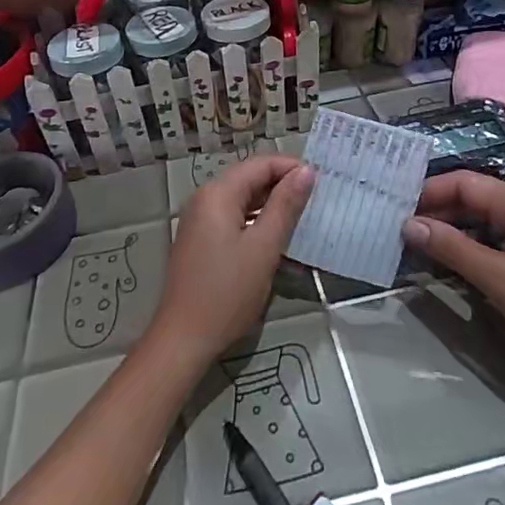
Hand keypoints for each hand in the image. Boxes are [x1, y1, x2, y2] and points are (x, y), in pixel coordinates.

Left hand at [150, 155, 313, 366]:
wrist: (183, 340)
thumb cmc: (227, 291)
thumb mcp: (264, 247)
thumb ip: (285, 205)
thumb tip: (306, 171)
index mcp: (218, 194)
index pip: (260, 164)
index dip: (292, 168)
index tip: (321, 183)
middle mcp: (205, 199)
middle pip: (250, 178)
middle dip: (284, 185)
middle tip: (317, 200)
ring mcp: (200, 220)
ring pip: (244, 199)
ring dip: (273, 205)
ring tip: (304, 218)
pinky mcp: (202, 240)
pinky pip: (235, 217)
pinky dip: (258, 221)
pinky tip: (278, 237)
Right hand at [401, 170, 504, 396]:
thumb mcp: (502, 281)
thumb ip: (454, 249)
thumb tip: (409, 224)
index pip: (466, 183)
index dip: (429, 192)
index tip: (395, 208)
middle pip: (476, 199)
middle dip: (438, 212)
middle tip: (398, 229)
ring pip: (487, 222)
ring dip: (454, 232)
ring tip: (417, 247)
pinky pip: (500, 242)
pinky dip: (474, 249)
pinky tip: (453, 264)